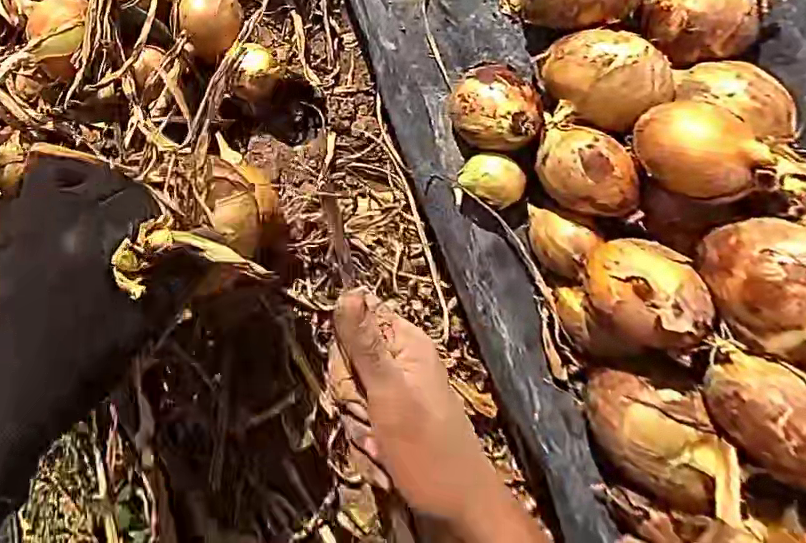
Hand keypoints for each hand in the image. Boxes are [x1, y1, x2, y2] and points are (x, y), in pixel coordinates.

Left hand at [0, 154, 187, 514]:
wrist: (12, 398)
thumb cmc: (80, 365)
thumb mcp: (138, 326)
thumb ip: (176, 281)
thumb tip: (209, 251)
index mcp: (90, 234)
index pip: (136, 198)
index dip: (158, 213)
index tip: (167, 232)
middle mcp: (56, 217)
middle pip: (100, 179)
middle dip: (127, 194)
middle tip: (141, 220)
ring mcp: (25, 227)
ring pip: (52, 173)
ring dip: (80, 179)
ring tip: (99, 202)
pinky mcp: (5, 242)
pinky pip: (19, 199)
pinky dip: (40, 197)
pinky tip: (58, 218)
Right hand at [328, 289, 547, 542]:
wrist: (461, 514)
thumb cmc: (429, 452)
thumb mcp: (391, 393)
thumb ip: (364, 344)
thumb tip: (347, 290)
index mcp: (404, 341)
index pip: (355, 315)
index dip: (344, 343)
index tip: (352, 372)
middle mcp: (400, 359)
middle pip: (346, 357)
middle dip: (349, 393)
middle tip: (369, 417)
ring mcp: (396, 389)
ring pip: (349, 391)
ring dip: (356, 424)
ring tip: (379, 447)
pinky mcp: (391, 418)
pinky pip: (359, 418)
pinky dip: (364, 441)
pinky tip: (380, 460)